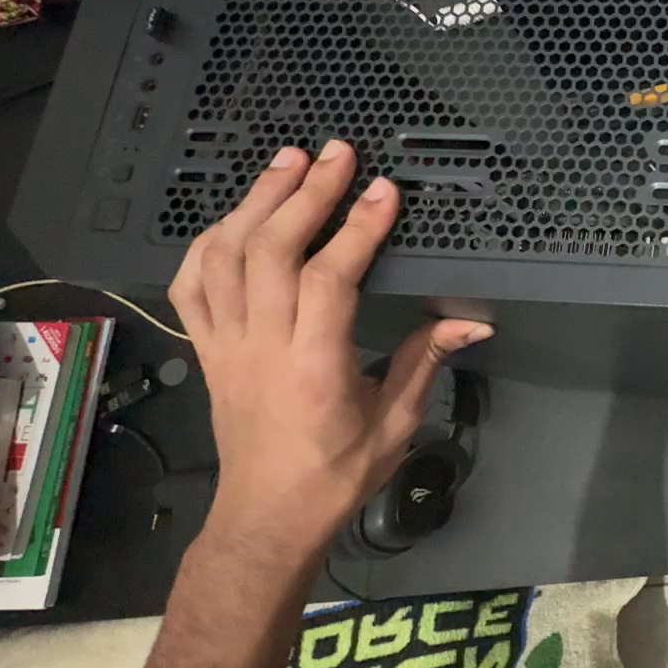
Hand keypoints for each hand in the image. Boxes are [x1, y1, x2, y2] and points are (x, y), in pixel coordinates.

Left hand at [168, 140, 492, 553]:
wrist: (268, 513)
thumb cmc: (341, 471)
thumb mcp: (398, 421)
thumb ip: (427, 361)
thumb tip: (474, 322)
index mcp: (314, 364)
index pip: (331, 279)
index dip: (358, 230)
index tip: (384, 191)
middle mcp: (260, 345)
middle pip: (269, 252)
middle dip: (303, 194)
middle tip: (335, 154)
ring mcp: (223, 343)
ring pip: (225, 256)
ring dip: (255, 202)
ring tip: (288, 162)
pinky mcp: (207, 347)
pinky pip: (193, 283)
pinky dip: (212, 240)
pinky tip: (236, 216)